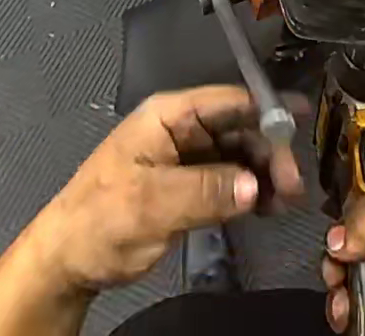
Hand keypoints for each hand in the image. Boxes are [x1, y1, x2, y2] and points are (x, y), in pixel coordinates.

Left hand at [31, 84, 306, 289]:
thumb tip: (254, 185)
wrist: (63, 264)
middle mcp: (183, 129)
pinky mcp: (191, 183)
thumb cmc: (99, 220)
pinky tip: (268, 207)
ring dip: (264, 174)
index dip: (265, 105)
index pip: (227, 100)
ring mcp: (188, 156)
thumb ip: (204, 190)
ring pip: (240, 154)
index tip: (300, 116)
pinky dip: (251, 191)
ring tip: (286, 200)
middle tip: (292, 183)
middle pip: (239, 128)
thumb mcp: (149, 205)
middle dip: (269, 151)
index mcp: (169, 116)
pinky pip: (230, 179)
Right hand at [320, 147, 364, 334]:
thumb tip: (337, 233)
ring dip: (337, 271)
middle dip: (339, 231)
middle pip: (357, 214)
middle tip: (339, 249)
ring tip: (341, 286)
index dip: (362, 163)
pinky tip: (346, 309)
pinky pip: (352, 294)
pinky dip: (342, 302)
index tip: (337, 178)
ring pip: (350, 256)